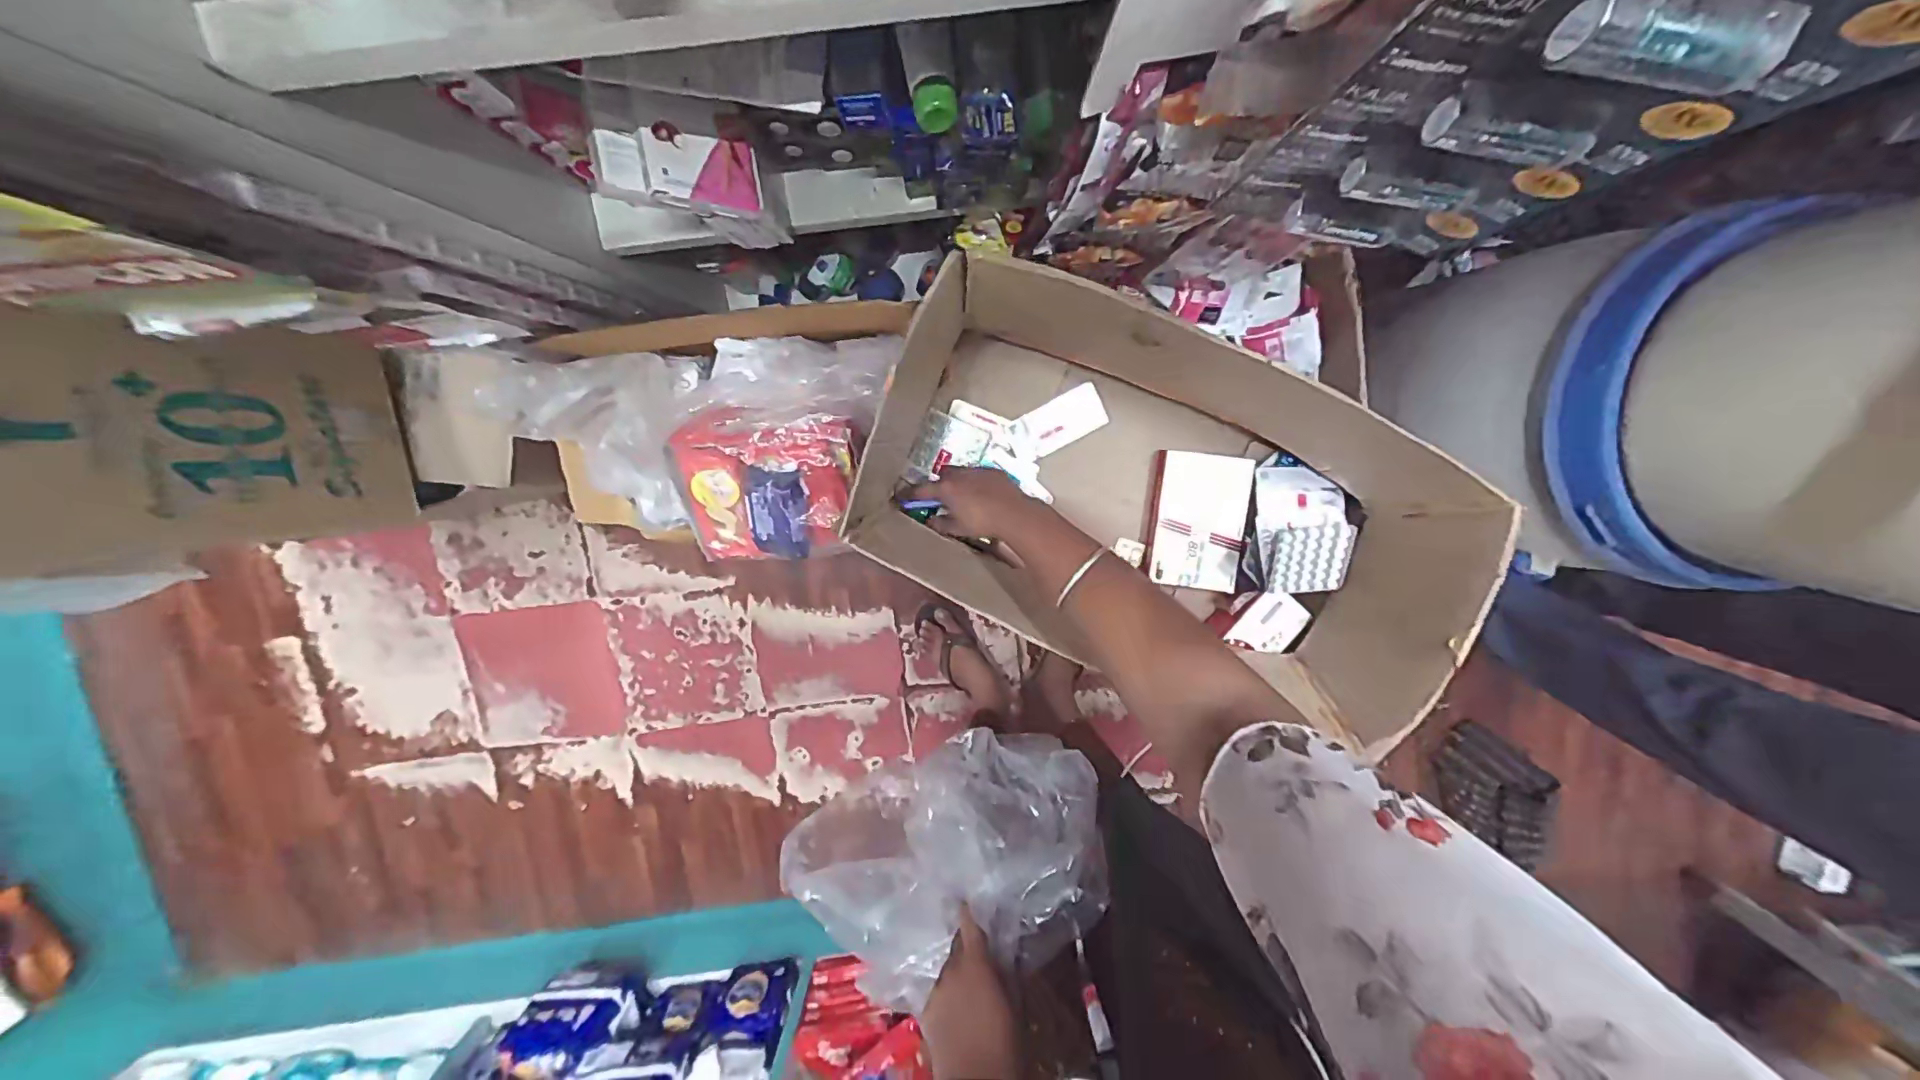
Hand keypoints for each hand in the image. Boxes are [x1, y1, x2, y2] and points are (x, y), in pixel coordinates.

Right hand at [910, 467, 1046, 543]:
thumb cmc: (982, 523)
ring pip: (961, 472)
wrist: (1014, 513)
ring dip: (958, 481)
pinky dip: (976, 482)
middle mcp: (959, 474)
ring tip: (963, 496)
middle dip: (939, 483)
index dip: (910, 495)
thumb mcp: (958, 528)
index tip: (901, 498)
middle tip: (941, 497)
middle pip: (942, 475)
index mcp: (946, 488)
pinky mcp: (993, 471)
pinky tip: (983, 494)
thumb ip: (941, 523)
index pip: (921, 490)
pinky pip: (978, 474)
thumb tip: (931, 520)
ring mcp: (977, 470)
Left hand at [919, 909, 1018, 1078]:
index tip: (965, 898)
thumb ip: (1006, 973)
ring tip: (970, 984)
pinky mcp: (926, 1012)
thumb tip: (1004, 953)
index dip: (967, 911)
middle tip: (979, 950)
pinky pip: (938, 991)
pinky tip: (957, 1006)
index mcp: (976, 964)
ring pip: (947, 970)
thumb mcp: (1015, 1004)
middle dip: (966, 945)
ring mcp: (936, 991)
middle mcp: (951, 970)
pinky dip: (947, 991)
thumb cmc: (1005, 1043)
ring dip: (957, 970)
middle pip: (957, 947)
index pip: (968, 926)